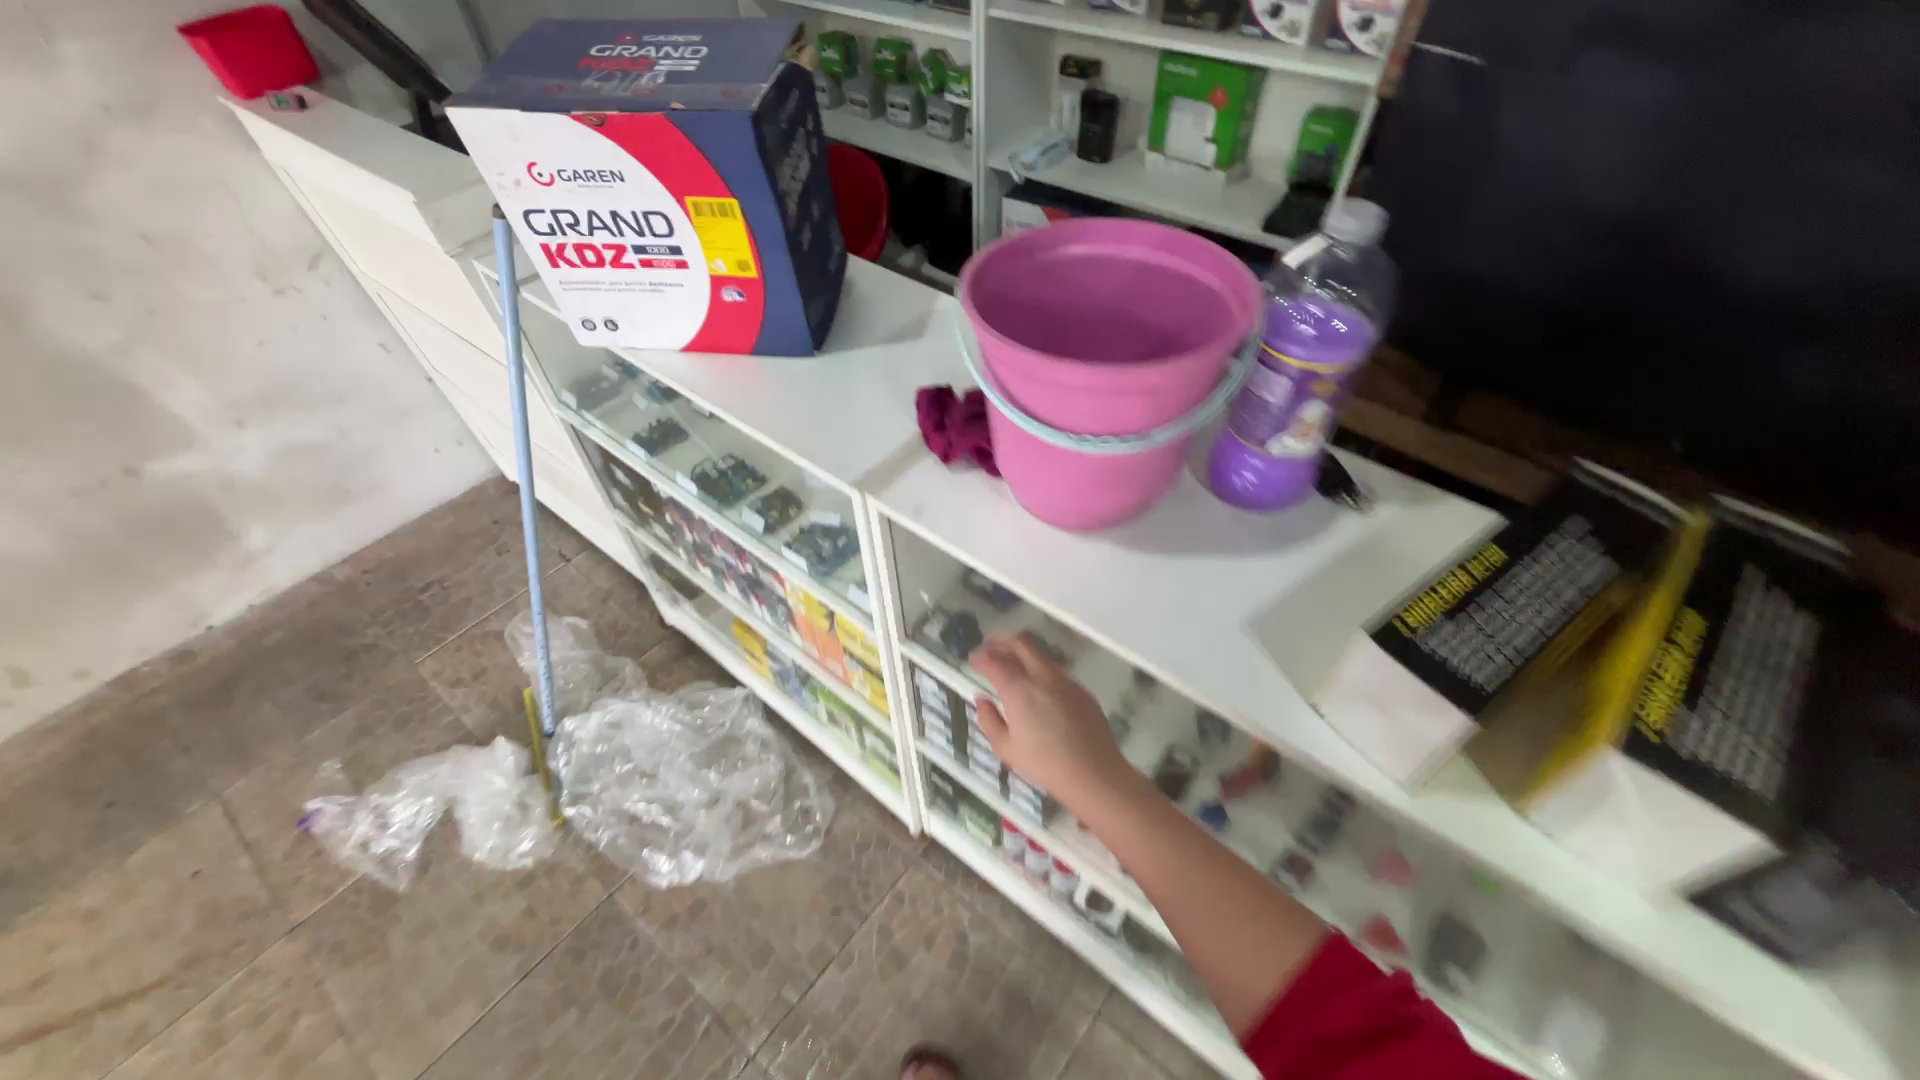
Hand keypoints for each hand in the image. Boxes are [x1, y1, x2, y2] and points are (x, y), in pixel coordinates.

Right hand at [970, 635, 1129, 804]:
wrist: (1093, 771)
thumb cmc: (1043, 763)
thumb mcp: (1006, 748)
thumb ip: (989, 720)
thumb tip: (982, 699)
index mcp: (1019, 690)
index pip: (994, 661)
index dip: (980, 657)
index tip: (973, 659)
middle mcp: (1042, 677)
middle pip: (1021, 643)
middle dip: (1002, 641)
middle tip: (991, 649)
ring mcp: (1065, 681)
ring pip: (1041, 654)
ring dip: (1023, 654)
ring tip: (1013, 667)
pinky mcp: (1081, 690)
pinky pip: (1056, 671)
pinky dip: (1041, 671)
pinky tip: (1039, 689)